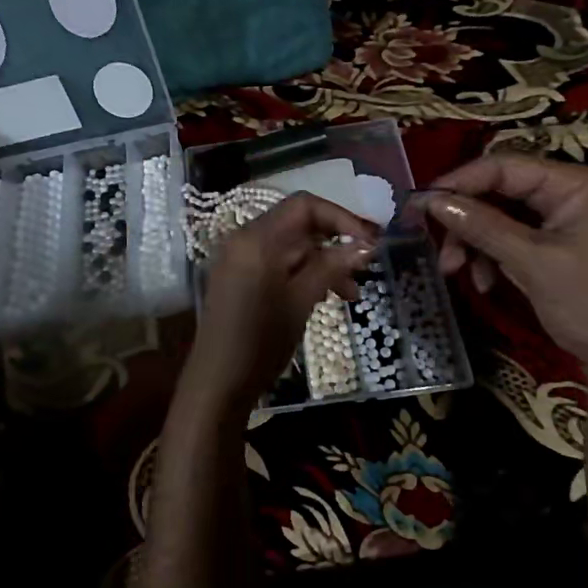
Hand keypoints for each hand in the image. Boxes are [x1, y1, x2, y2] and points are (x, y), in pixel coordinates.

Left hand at [183, 192, 376, 408]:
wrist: (218, 381)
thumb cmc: (260, 341)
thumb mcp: (301, 302)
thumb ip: (332, 266)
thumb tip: (366, 243)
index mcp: (256, 239)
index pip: (304, 205)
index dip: (341, 218)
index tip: (369, 243)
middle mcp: (242, 240)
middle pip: (296, 224)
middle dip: (333, 243)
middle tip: (365, 270)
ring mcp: (236, 260)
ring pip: (288, 247)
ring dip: (321, 263)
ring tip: (350, 294)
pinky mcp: (236, 278)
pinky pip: (274, 263)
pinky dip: (300, 273)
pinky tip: (323, 297)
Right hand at [421, 155, 587, 365]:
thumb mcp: (531, 261)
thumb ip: (481, 226)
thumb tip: (432, 201)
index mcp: (576, 185)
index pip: (505, 167)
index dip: (460, 182)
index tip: (419, 205)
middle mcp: (570, 195)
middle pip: (499, 193)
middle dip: (465, 221)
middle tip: (438, 250)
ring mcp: (564, 224)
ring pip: (500, 220)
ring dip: (473, 244)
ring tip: (455, 273)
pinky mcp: (557, 249)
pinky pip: (512, 242)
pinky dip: (492, 260)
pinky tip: (484, 284)